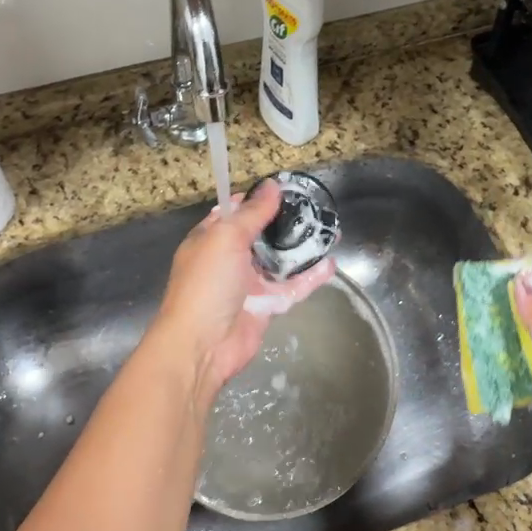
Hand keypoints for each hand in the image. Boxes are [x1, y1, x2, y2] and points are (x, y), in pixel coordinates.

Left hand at [154, 181, 335, 398]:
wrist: (202, 346)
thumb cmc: (207, 284)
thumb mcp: (226, 238)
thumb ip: (253, 213)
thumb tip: (272, 185)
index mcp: (211, 239)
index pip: (234, 212)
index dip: (255, 200)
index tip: (284, 189)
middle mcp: (229, 259)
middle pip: (261, 236)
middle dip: (285, 223)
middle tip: (313, 209)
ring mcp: (248, 284)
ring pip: (280, 262)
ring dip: (302, 249)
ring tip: (328, 232)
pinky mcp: (266, 306)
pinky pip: (291, 287)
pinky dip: (310, 277)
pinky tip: (329, 264)